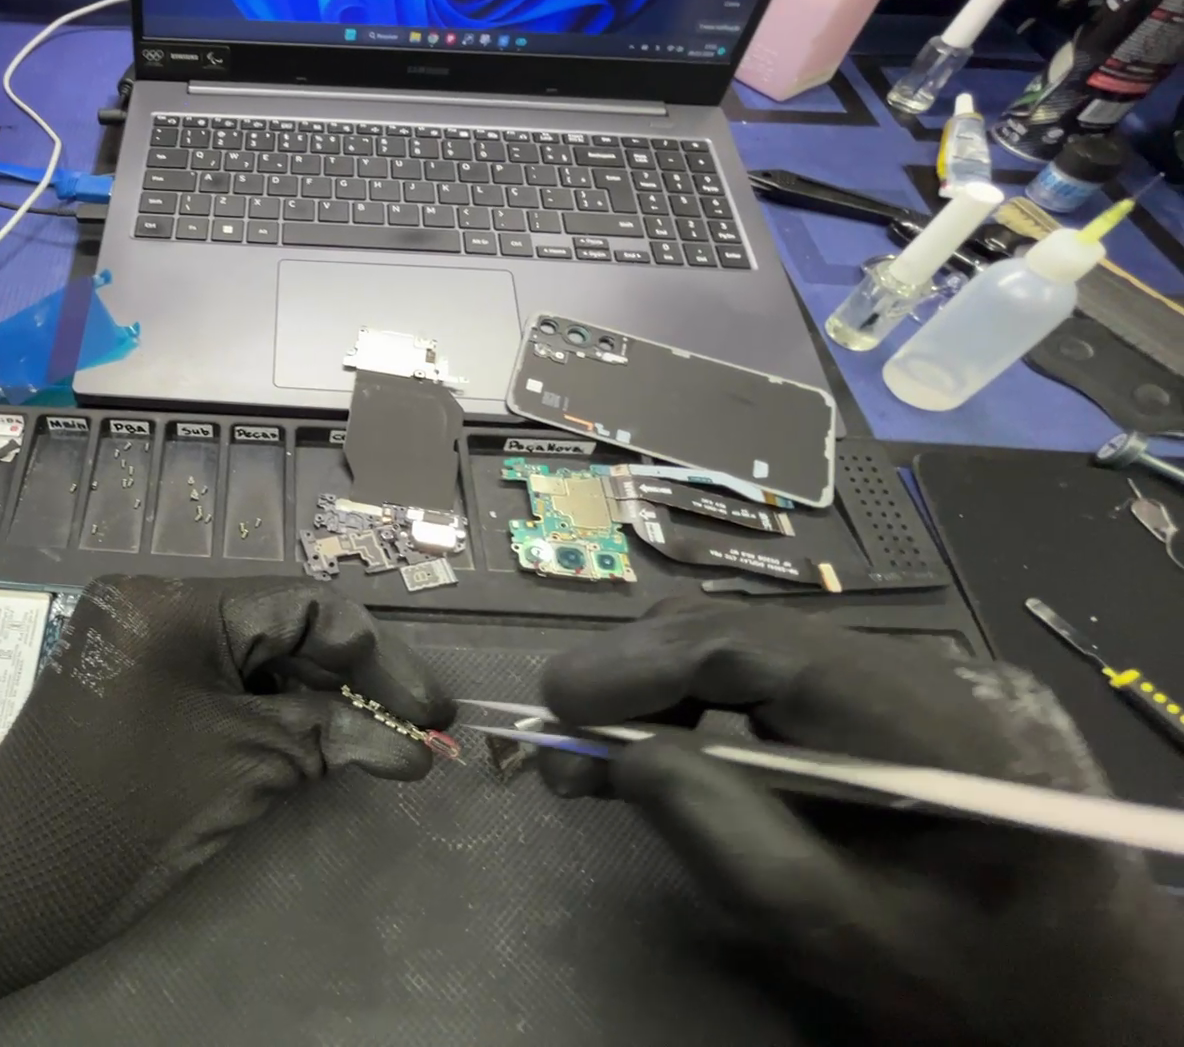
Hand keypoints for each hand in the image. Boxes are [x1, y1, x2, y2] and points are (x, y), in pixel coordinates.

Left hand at [0, 576, 453, 1016]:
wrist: (13, 880)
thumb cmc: (128, 815)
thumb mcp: (248, 767)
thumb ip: (335, 737)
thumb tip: (413, 746)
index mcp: (175, 603)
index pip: (302, 605)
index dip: (376, 656)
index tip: (430, 708)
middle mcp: (154, 600)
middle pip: (277, 624)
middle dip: (347, 677)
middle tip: (410, 725)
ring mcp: (139, 635)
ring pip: (250, 650)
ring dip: (310, 694)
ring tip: (372, 737)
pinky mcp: (135, 672)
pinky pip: (217, 675)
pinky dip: (267, 705)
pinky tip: (314, 735)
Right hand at [537, 599, 1183, 1046]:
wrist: (1069, 995)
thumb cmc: (963, 982)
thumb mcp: (830, 929)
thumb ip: (717, 831)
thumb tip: (614, 751)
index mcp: (925, 725)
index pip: (749, 646)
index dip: (637, 665)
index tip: (557, 709)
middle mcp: (899, 671)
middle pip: (721, 630)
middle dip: (624, 678)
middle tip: (562, 748)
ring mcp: (871, 676)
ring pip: (715, 641)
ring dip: (639, 689)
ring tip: (591, 756)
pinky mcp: (846, 695)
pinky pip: (732, 671)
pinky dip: (670, 702)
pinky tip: (647, 748)